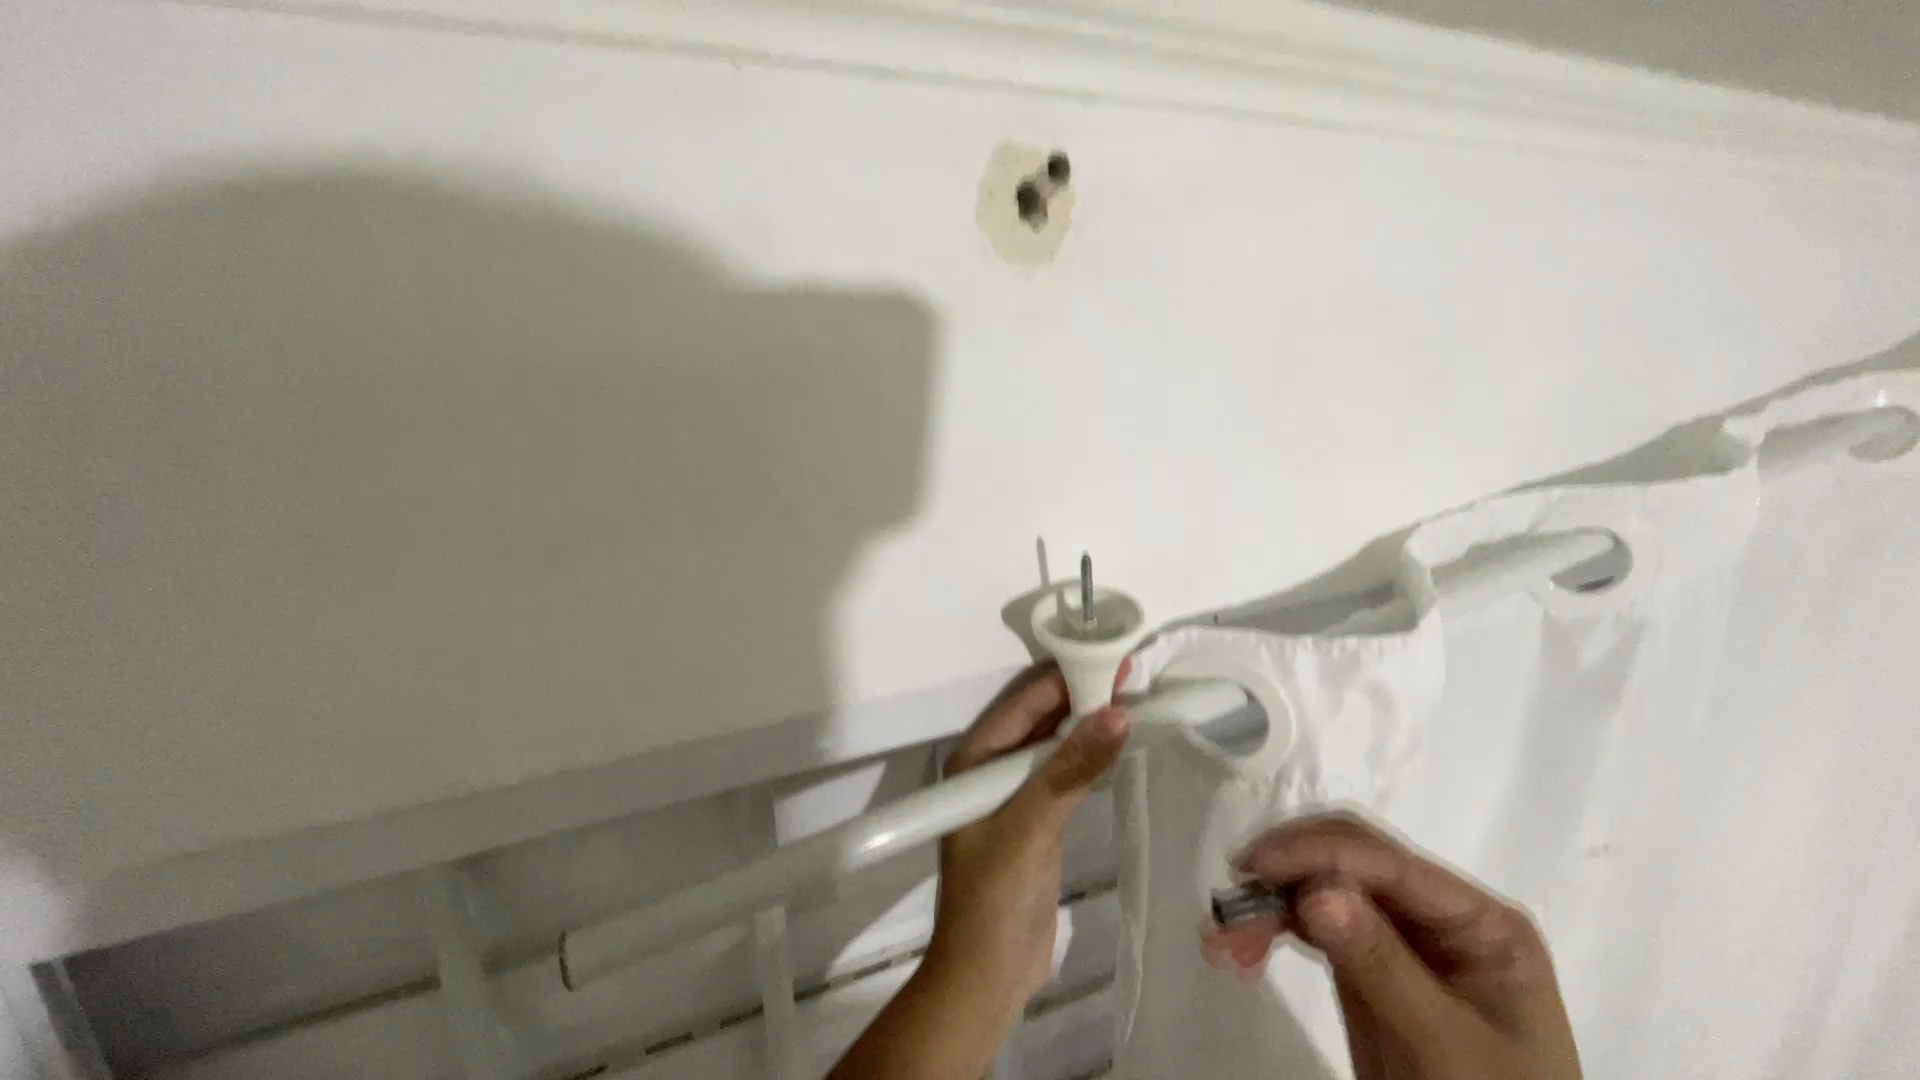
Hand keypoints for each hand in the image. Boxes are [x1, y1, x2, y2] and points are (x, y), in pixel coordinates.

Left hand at [928, 663, 1132, 1010]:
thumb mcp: (1031, 824)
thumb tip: (1117, 713)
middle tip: (1130, 678)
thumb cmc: (996, 894)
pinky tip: (1116, 749)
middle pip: (1038, 723)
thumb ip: (1071, 769)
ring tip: (1133, 704)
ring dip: (1087, 729)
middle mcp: (989, 771)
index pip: (1023, 705)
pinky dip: (1087, 762)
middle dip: (1080, 700)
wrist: (988, 973)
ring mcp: (1012, 798)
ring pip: (1053, 749)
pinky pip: (1062, 778)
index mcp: (974, 762)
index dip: (1065, 680)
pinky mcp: (1034, 823)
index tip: (1110, 660)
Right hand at [1204, 813, 1580, 1079]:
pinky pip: (1312, 923)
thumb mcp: (1445, 1045)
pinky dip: (1273, 929)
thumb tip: (1315, 892)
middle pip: (1347, 861)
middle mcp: (1436, 913)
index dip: (1316, 853)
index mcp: (1477, 919)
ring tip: (1222, 944)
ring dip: (1269, 904)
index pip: (1386, 862)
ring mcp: (1400, 934)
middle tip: (1229, 908)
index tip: (1254, 866)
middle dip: (1284, 875)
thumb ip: (1383, 966)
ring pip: (1320, 888)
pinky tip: (1240, 952)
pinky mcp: (1366, 959)